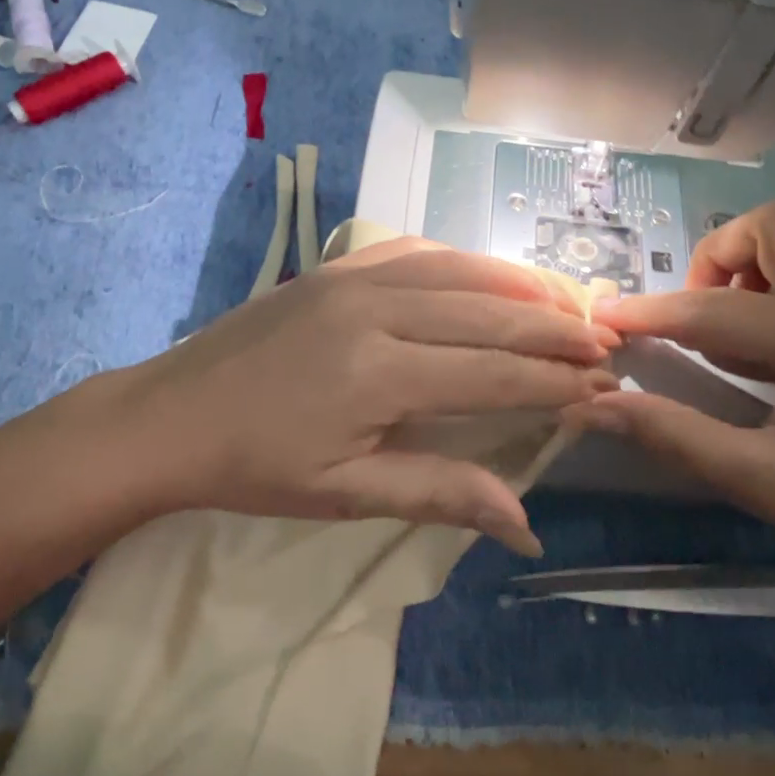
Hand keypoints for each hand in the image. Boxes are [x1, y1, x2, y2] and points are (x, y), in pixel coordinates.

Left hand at [99, 239, 618, 554]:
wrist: (168, 416)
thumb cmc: (257, 468)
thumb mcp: (346, 495)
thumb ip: (441, 495)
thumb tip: (526, 526)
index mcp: (379, 375)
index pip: (493, 374)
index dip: (554, 382)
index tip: (603, 386)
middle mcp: (375, 310)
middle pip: (490, 312)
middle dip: (556, 328)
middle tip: (606, 341)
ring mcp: (352, 277)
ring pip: (461, 269)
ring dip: (521, 286)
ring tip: (568, 304)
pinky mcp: (334, 266)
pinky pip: (416, 249)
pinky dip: (466, 261)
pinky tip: (490, 275)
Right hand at [571, 201, 774, 601]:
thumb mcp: (760, 478)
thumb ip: (675, 433)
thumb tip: (599, 406)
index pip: (714, 311)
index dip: (649, 314)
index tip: (602, 314)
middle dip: (719, 257)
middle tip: (694, 317)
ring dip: (759, 258)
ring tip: (734, 321)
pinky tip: (774, 340)